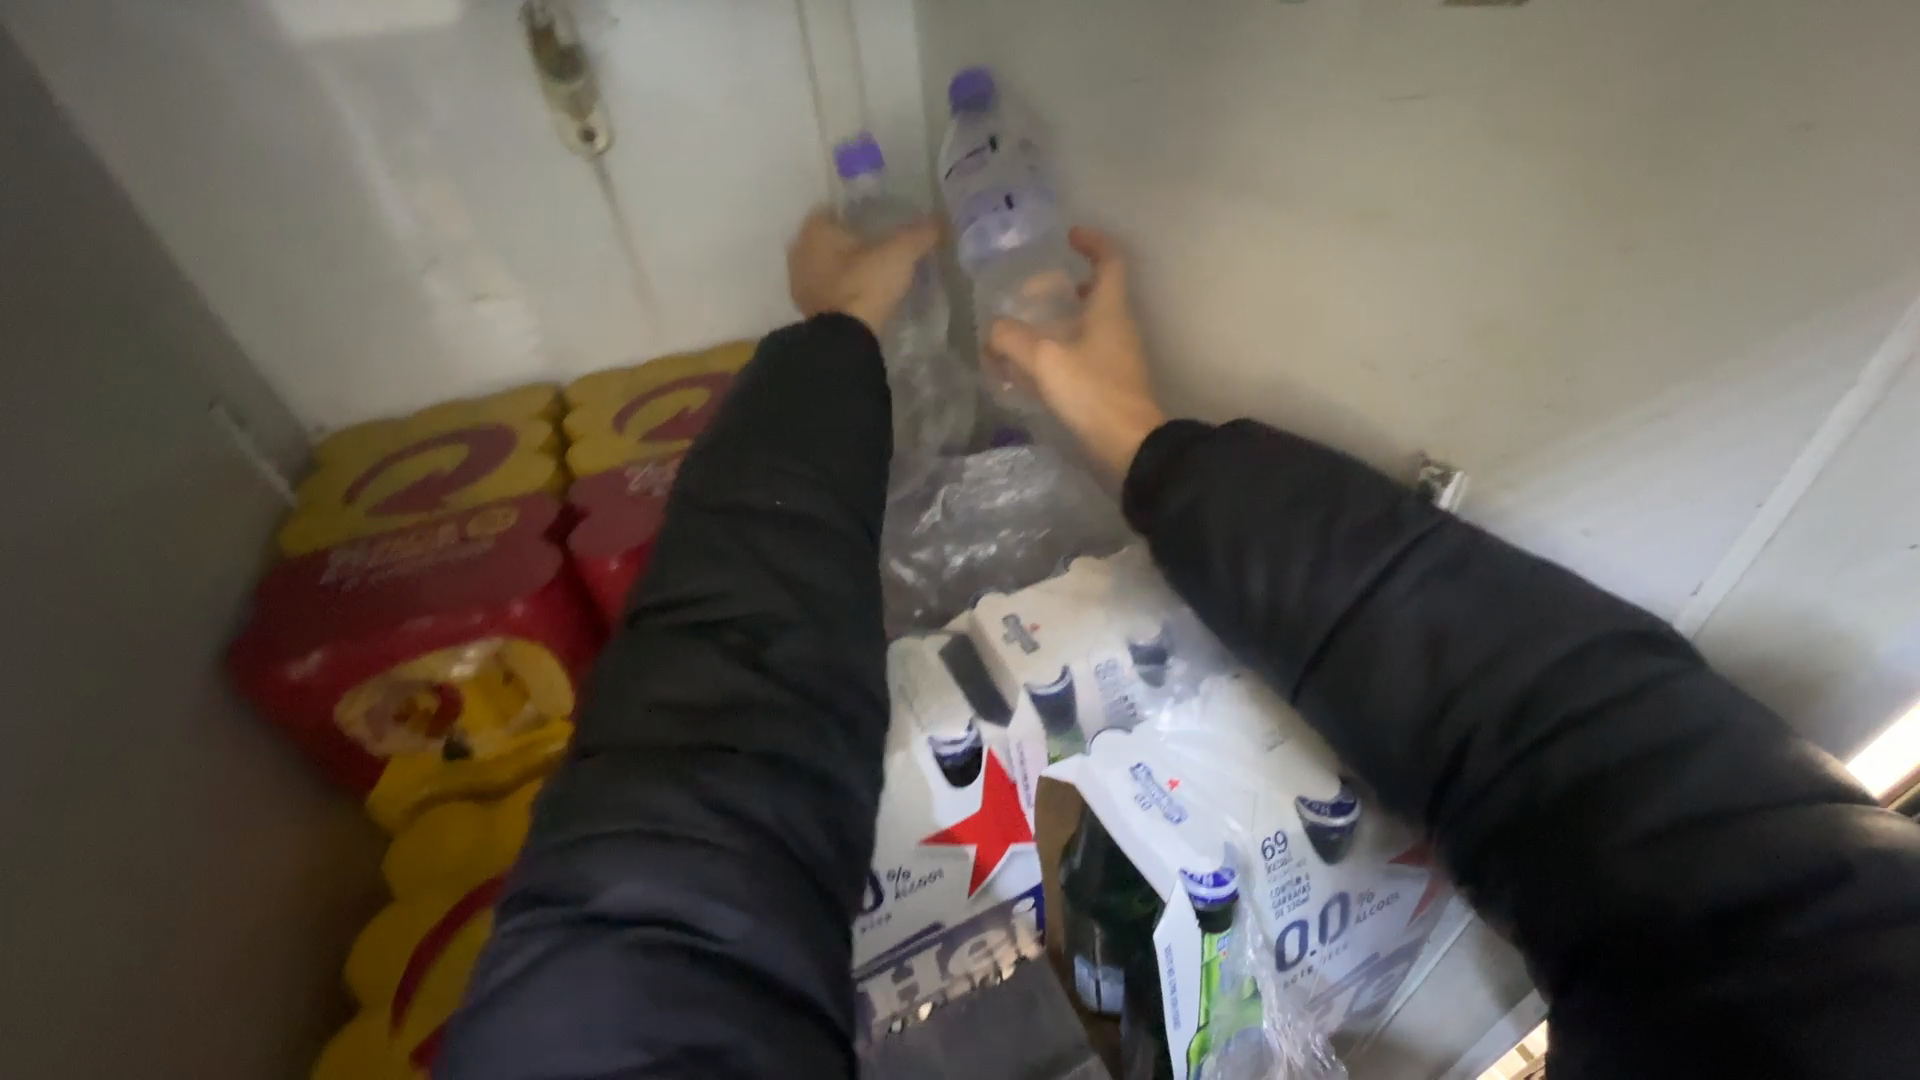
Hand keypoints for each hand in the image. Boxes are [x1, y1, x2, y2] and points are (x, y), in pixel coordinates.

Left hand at [787, 209, 941, 337]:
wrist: (846, 338)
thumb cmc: (866, 284)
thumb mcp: (900, 254)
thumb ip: (919, 234)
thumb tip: (939, 220)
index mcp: (815, 230)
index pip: (835, 210)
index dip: (856, 213)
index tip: (878, 221)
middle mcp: (799, 251)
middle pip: (828, 239)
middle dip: (849, 242)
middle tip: (878, 247)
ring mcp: (799, 283)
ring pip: (825, 266)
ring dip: (843, 268)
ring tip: (870, 273)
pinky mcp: (807, 310)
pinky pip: (826, 291)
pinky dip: (840, 290)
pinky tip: (859, 295)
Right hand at [989, 227, 1167, 478]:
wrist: (1129, 445)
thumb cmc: (1091, 392)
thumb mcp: (1043, 359)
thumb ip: (1011, 338)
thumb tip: (994, 331)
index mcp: (1109, 308)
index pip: (1109, 259)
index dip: (1091, 242)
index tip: (1069, 237)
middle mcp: (1118, 326)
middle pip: (1092, 293)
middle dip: (1058, 289)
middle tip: (1026, 298)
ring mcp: (1116, 356)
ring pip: (1084, 326)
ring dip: (1054, 324)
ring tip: (1020, 337)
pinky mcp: (1110, 383)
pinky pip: (1081, 355)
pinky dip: (1057, 353)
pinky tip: (1031, 372)